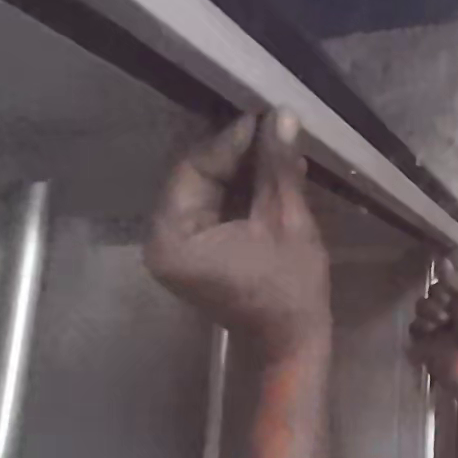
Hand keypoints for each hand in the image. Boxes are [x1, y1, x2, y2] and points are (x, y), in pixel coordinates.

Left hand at [145, 110, 328, 354]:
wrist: (293, 341)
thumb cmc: (292, 289)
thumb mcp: (287, 222)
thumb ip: (278, 168)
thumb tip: (282, 116)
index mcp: (175, 236)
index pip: (195, 169)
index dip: (231, 141)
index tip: (264, 117)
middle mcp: (164, 240)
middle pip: (197, 178)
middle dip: (238, 153)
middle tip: (272, 127)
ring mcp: (178, 248)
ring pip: (208, 191)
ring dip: (242, 169)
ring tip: (277, 144)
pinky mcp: (197, 252)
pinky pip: (214, 208)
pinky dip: (242, 191)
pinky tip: (271, 171)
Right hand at [410, 254, 457, 391]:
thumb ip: (456, 279)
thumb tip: (443, 259)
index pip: (444, 280)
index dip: (444, 281)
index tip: (448, 284)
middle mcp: (446, 309)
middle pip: (430, 291)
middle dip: (438, 298)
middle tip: (449, 311)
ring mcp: (433, 326)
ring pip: (420, 307)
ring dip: (431, 314)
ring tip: (442, 326)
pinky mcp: (421, 343)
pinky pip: (413, 328)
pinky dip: (423, 331)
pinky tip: (433, 338)